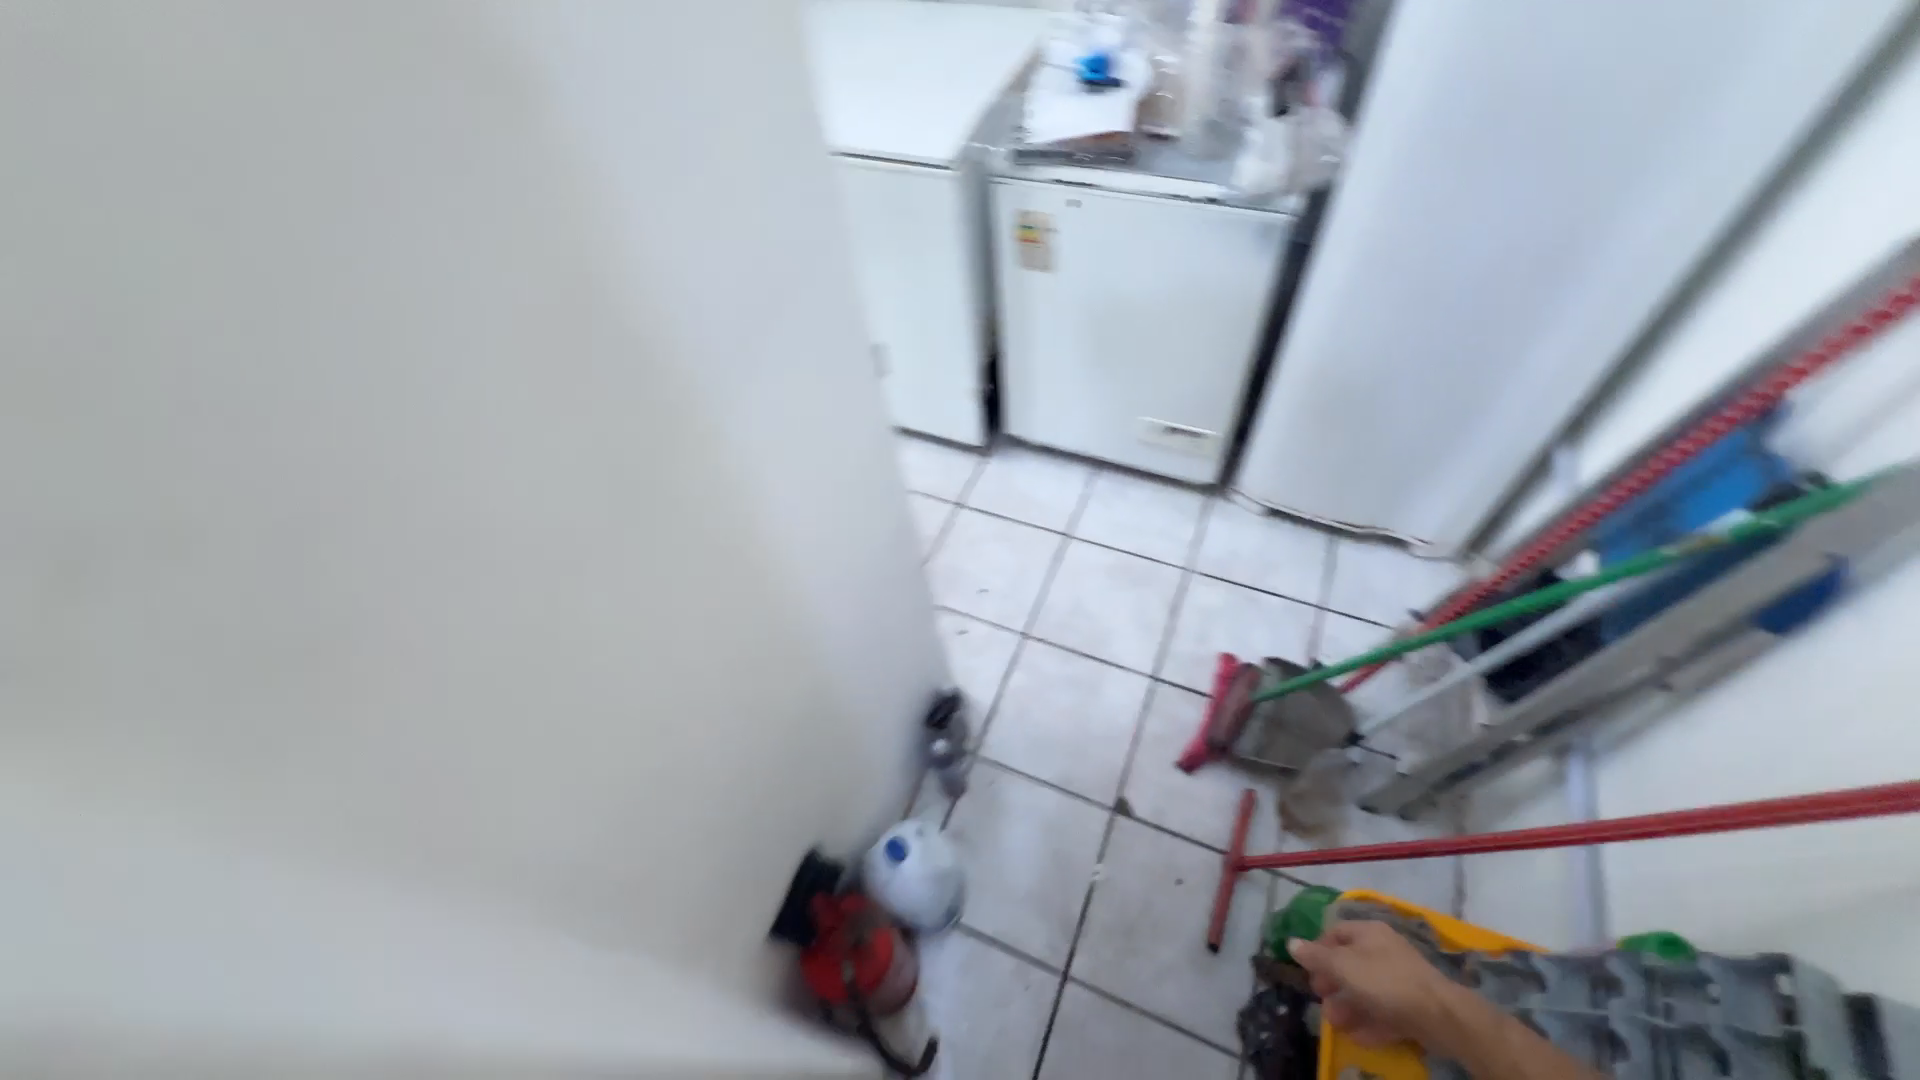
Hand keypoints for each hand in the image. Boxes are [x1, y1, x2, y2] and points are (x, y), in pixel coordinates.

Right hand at [1286, 920, 1459, 1049]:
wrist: (1440, 1016)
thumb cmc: (1385, 981)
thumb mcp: (1343, 966)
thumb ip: (1316, 956)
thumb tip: (1290, 942)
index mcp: (1368, 933)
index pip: (1335, 933)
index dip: (1318, 949)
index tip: (1308, 970)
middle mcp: (1384, 950)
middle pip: (1350, 963)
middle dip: (1332, 984)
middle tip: (1321, 999)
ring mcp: (1400, 979)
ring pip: (1367, 990)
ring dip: (1348, 1006)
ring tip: (1337, 1024)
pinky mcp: (1413, 1005)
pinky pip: (1385, 1011)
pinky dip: (1371, 1022)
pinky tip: (1359, 1037)